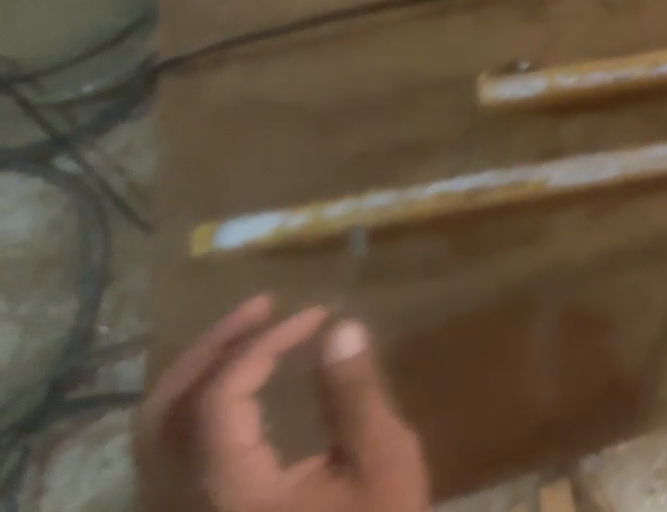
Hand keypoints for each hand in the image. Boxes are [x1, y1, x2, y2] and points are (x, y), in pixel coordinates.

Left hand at [137, 297, 428, 511]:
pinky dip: (197, 405)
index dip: (263, 345)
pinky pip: (169, 452)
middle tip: (266, 305)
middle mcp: (183, 504)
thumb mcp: (382, 463)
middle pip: (163, 413)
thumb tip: (342, 328)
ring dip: (198, 373)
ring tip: (252, 333)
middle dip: (213, 349)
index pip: (220, 400)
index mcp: (230, 492)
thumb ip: (355, 397)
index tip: (318, 314)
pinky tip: (240, 384)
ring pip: (154, 434)